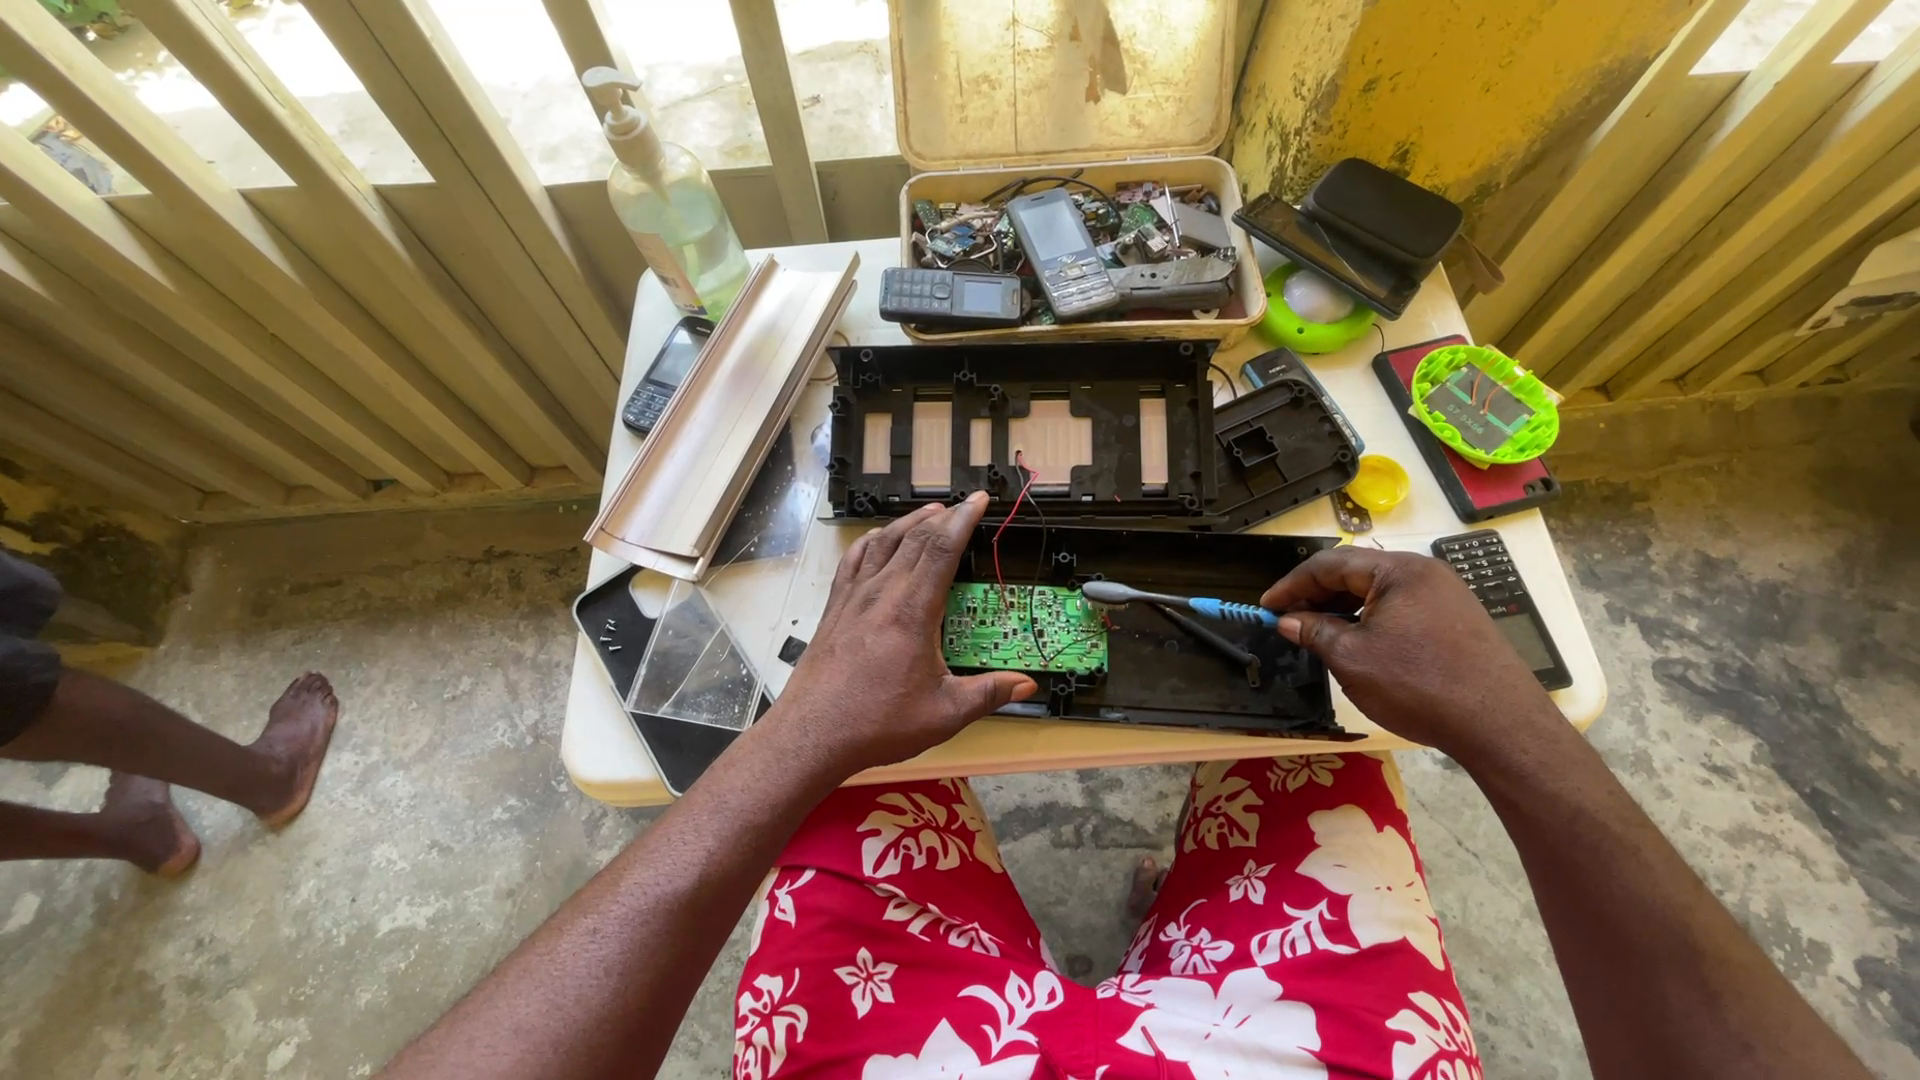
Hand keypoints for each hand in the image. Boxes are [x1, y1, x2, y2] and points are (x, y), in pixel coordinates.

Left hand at [754, 492, 1037, 777]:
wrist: (812, 735)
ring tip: (929, 512)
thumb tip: (1026, 685)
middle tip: (963, 505)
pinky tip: (876, 540)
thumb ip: (988, 694)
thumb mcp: (944, 714)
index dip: (964, 519)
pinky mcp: (834, 610)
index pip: (942, 549)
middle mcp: (881, 594)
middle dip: (943, 516)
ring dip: (908, 523)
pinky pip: (853, 562)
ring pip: (882, 543)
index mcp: (912, 611)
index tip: (979, 500)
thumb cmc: (877, 724)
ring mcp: (853, 598)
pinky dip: (870, 543)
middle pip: (914, 538)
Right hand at [1261, 547, 1559, 760]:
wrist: (1500, 726)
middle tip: (1287, 619)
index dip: (1291, 584)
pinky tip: (1357, 642)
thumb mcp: (1352, 658)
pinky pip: (1400, 607)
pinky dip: (1369, 619)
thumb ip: (1314, 631)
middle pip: (1355, 573)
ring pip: (1377, 591)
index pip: (1329, 564)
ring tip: (1316, 632)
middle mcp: (1424, 573)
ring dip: (1341, 608)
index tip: (1265, 606)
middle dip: (1315, 595)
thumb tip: (1287, 620)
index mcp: (1398, 570)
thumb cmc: (1419, 685)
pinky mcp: (1456, 621)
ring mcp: (1445, 596)